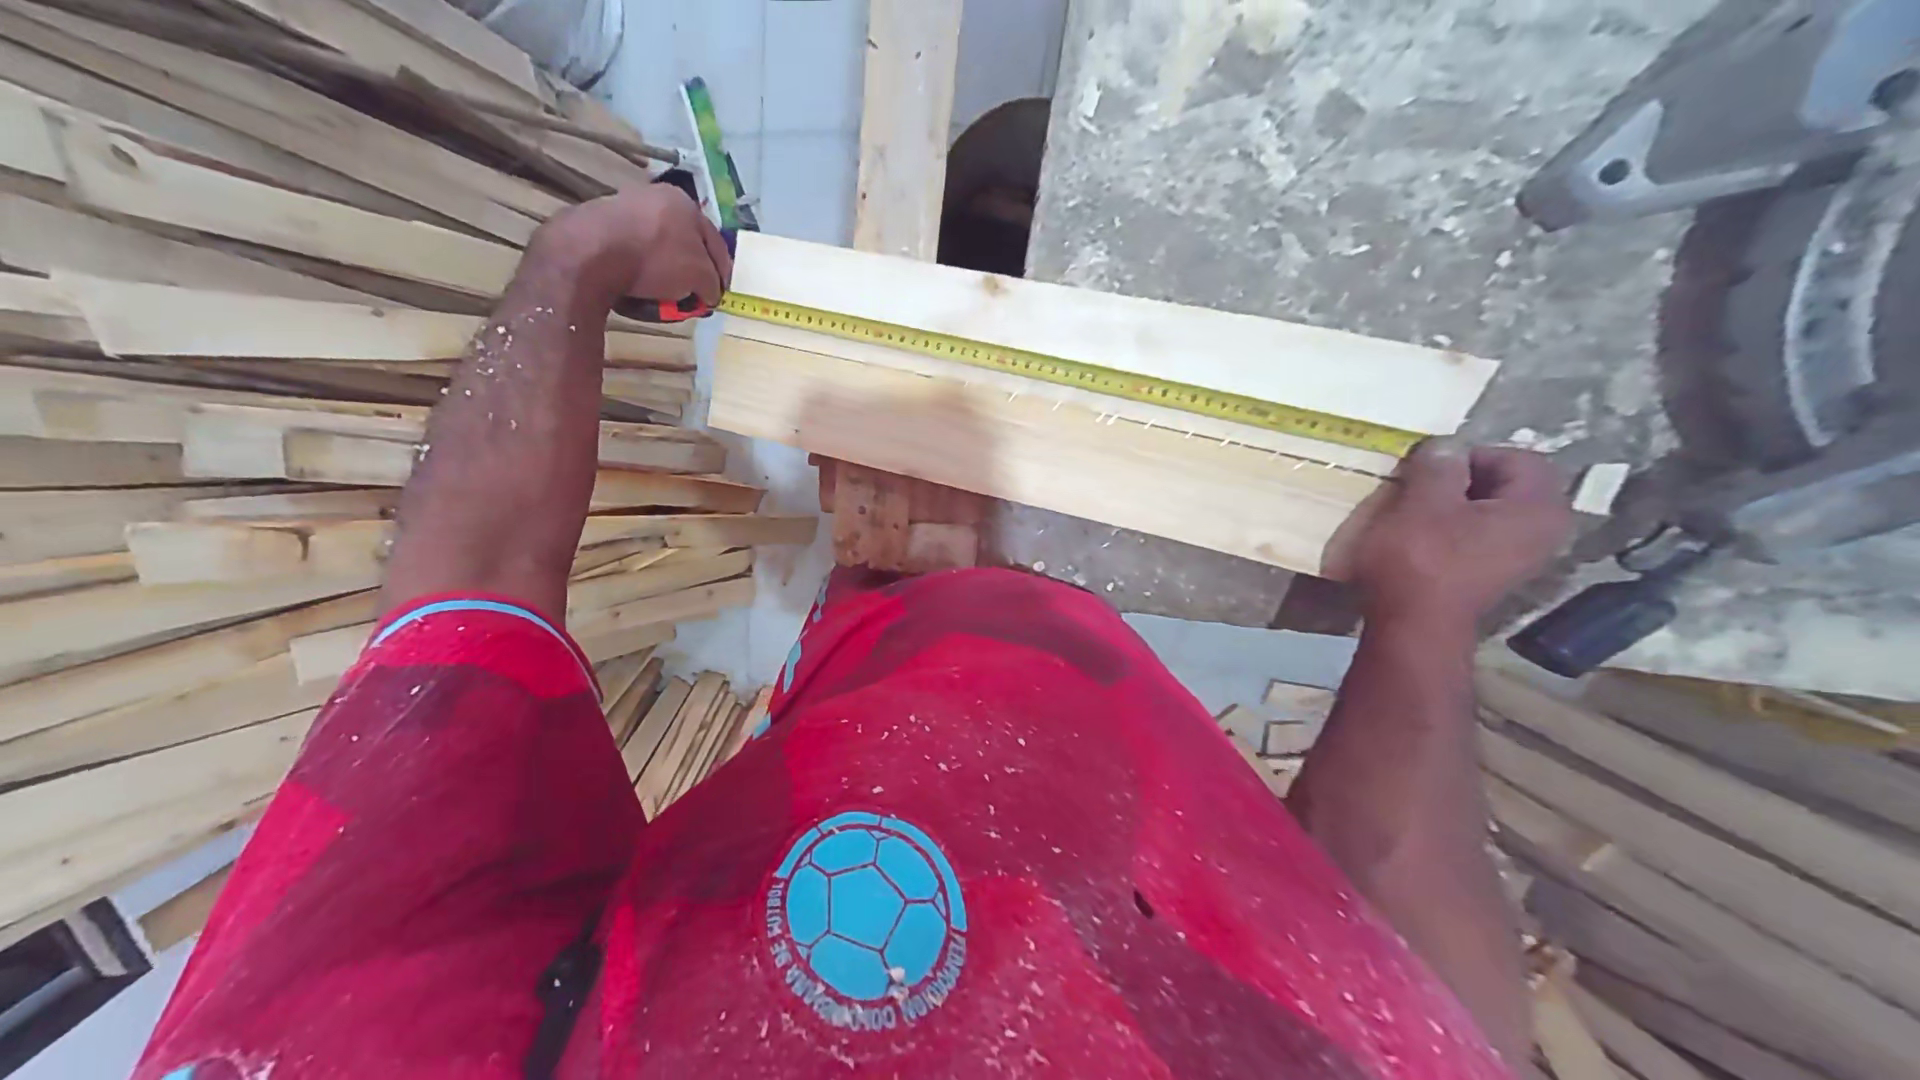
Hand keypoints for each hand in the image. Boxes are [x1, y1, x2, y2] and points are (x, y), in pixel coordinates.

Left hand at [533, 184, 733, 306]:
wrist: (590, 254)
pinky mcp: (599, 224)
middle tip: (692, 297)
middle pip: (685, 244)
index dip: (722, 274)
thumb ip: (712, 285)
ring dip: (665, 274)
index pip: (716, 243)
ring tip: (663, 297)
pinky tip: (637, 288)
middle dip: (691, 273)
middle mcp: (655, 197)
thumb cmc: (656, 259)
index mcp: (684, 203)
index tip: (718, 297)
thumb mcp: (700, 277)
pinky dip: (639, 271)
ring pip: (658, 249)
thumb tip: (708, 294)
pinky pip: (631, 253)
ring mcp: (624, 208)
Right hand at [1348, 439, 1572, 629]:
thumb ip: (1438, 466)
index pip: (1515, 458)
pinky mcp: (1493, 575)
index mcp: (1539, 508)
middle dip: (1461, 481)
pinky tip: (1421, 539)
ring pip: (1489, 512)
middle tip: (1419, 488)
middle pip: (1505, 486)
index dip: (1469, 456)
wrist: (1412, 625)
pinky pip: (1479, 537)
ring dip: (1452, 506)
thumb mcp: (1422, 502)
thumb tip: (1446, 446)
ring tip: (1415, 512)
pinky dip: (1453, 530)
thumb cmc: (1421, 559)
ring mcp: (1521, 558)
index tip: (1427, 470)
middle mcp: (1544, 532)